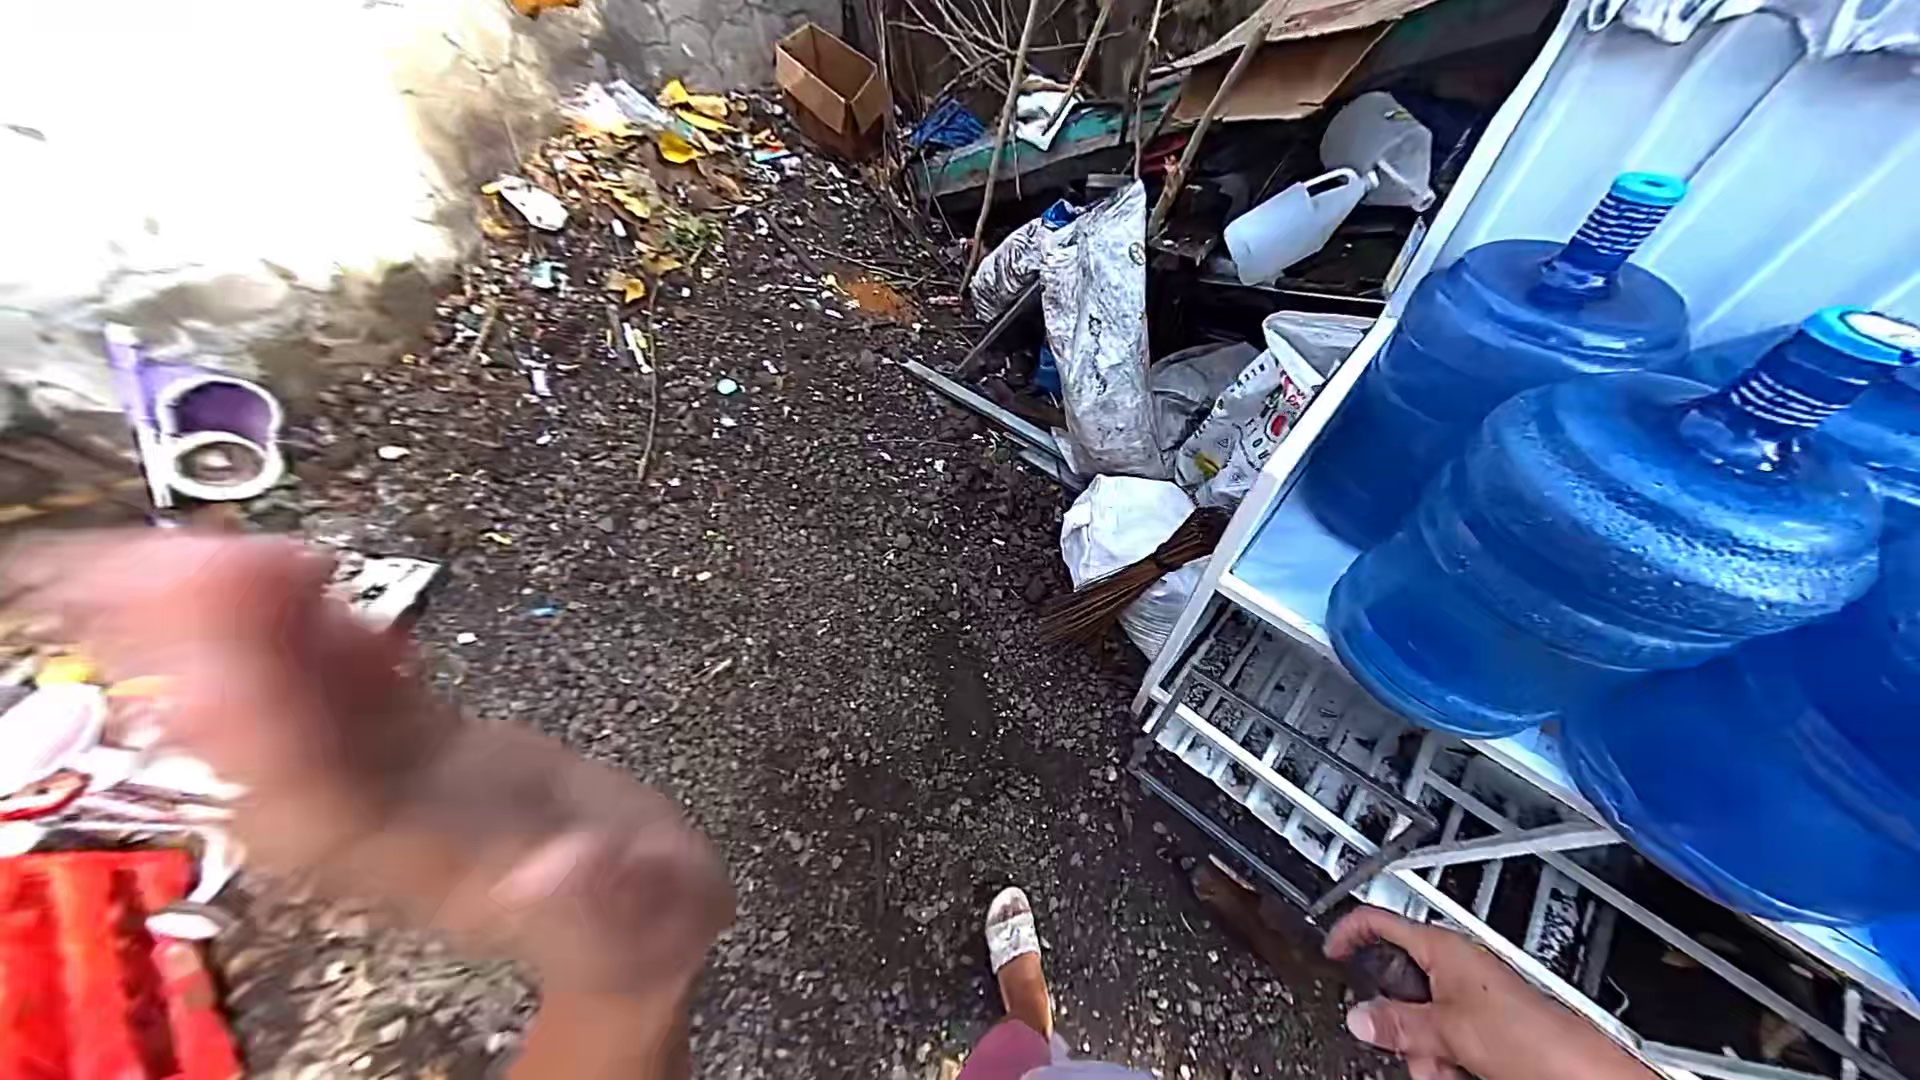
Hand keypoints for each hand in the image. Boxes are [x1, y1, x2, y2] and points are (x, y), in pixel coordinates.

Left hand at [4, 530, 733, 996]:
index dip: (269, 730)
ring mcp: (406, 779)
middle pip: (278, 751)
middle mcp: (396, 821)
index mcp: (445, 862)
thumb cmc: (648, 922)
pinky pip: (358, 693)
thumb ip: (608, 901)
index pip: (325, 805)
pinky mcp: (431, 749)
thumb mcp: (649, 917)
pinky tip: (308, 587)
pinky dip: (323, 639)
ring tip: (219, 550)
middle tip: (173, 560)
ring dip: (250, 635)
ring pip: (302, 711)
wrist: (636, 913)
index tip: (228, 646)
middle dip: (218, 662)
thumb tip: (562, 868)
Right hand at [1325, 906, 1655, 1079]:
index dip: (1346, 933)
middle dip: (1400, 1022)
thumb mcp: (1449, 1030)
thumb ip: (1397, 1023)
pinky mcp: (1489, 1024)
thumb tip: (1358, 1017)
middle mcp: (1454, 963)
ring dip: (1426, 1049)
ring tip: (1444, 1071)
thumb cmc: (1535, 1041)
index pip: (1374, 919)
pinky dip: (1446, 1057)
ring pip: (1423, 1015)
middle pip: (1399, 981)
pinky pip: (1447, 1034)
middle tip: (1408, 1047)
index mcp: (1440, 945)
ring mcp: (1472, 994)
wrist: (1596, 1079)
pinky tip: (1459, 1073)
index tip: (1332, 952)